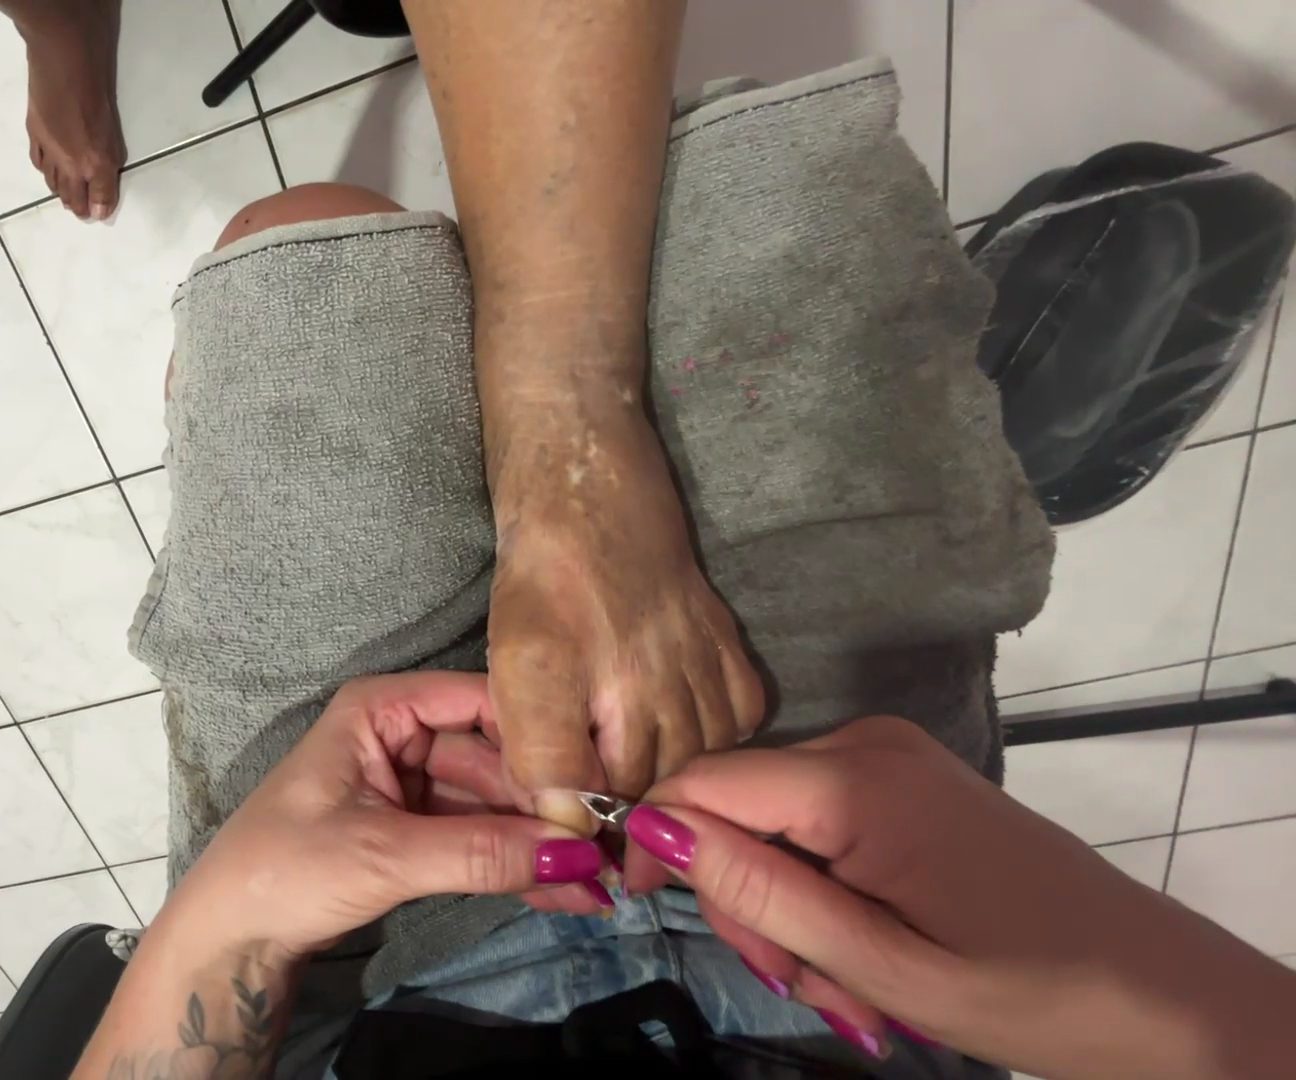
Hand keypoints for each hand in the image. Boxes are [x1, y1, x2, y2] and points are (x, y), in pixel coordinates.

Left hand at [155, 672, 604, 960]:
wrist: (231, 936)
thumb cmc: (285, 869)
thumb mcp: (383, 854)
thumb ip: (479, 852)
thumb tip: (577, 852)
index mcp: (381, 708)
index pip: (479, 701)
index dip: (539, 736)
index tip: (600, 777)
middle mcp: (402, 734)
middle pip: (492, 756)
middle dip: (546, 805)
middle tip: (613, 847)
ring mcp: (412, 782)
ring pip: (491, 802)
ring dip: (540, 843)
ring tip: (604, 881)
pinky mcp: (417, 827)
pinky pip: (476, 836)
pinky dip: (514, 863)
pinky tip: (565, 892)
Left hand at [487, 407, 764, 900]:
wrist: (585, 491)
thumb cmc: (543, 581)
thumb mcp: (522, 669)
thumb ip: (548, 755)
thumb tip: (572, 832)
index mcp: (641, 714)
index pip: (624, 812)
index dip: (594, 832)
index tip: (573, 844)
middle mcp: (695, 703)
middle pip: (666, 789)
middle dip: (627, 809)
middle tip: (589, 810)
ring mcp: (720, 672)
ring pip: (701, 759)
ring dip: (664, 773)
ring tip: (622, 766)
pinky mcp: (731, 646)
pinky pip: (735, 717)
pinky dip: (707, 734)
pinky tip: (672, 725)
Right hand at [628, 715, 1295, 1079]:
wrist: (1178, 1003)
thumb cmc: (1037, 997)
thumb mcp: (884, 967)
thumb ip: (758, 892)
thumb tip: (649, 830)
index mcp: (858, 781)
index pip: (703, 780)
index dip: (657, 834)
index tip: (641, 900)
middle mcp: (859, 741)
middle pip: (731, 798)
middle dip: (736, 887)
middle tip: (785, 975)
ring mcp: (879, 750)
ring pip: (762, 808)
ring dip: (771, 890)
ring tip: (827, 972)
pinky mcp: (893, 770)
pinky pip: (803, 808)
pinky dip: (804, 871)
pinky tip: (843, 929)